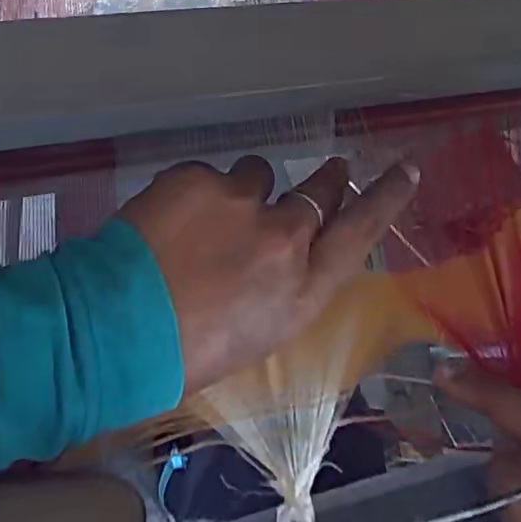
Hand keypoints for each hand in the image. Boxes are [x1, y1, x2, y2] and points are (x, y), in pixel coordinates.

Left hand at [119, 156, 417, 393]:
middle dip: (325, 181)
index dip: (385, 198)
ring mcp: (240, 201)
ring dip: (240, 189)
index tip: (405, 169)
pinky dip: (193, 191)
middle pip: (317, 193)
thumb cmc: (186, 353)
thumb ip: (277, 284)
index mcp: (301, 290)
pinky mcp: (196, 177)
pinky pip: (205, 174)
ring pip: (254, 175)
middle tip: (330, 170)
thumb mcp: (254, 331)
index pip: (360, 233)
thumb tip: (273, 254)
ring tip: (204, 217)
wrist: (115, 327)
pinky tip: (167, 219)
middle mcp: (283, 238)